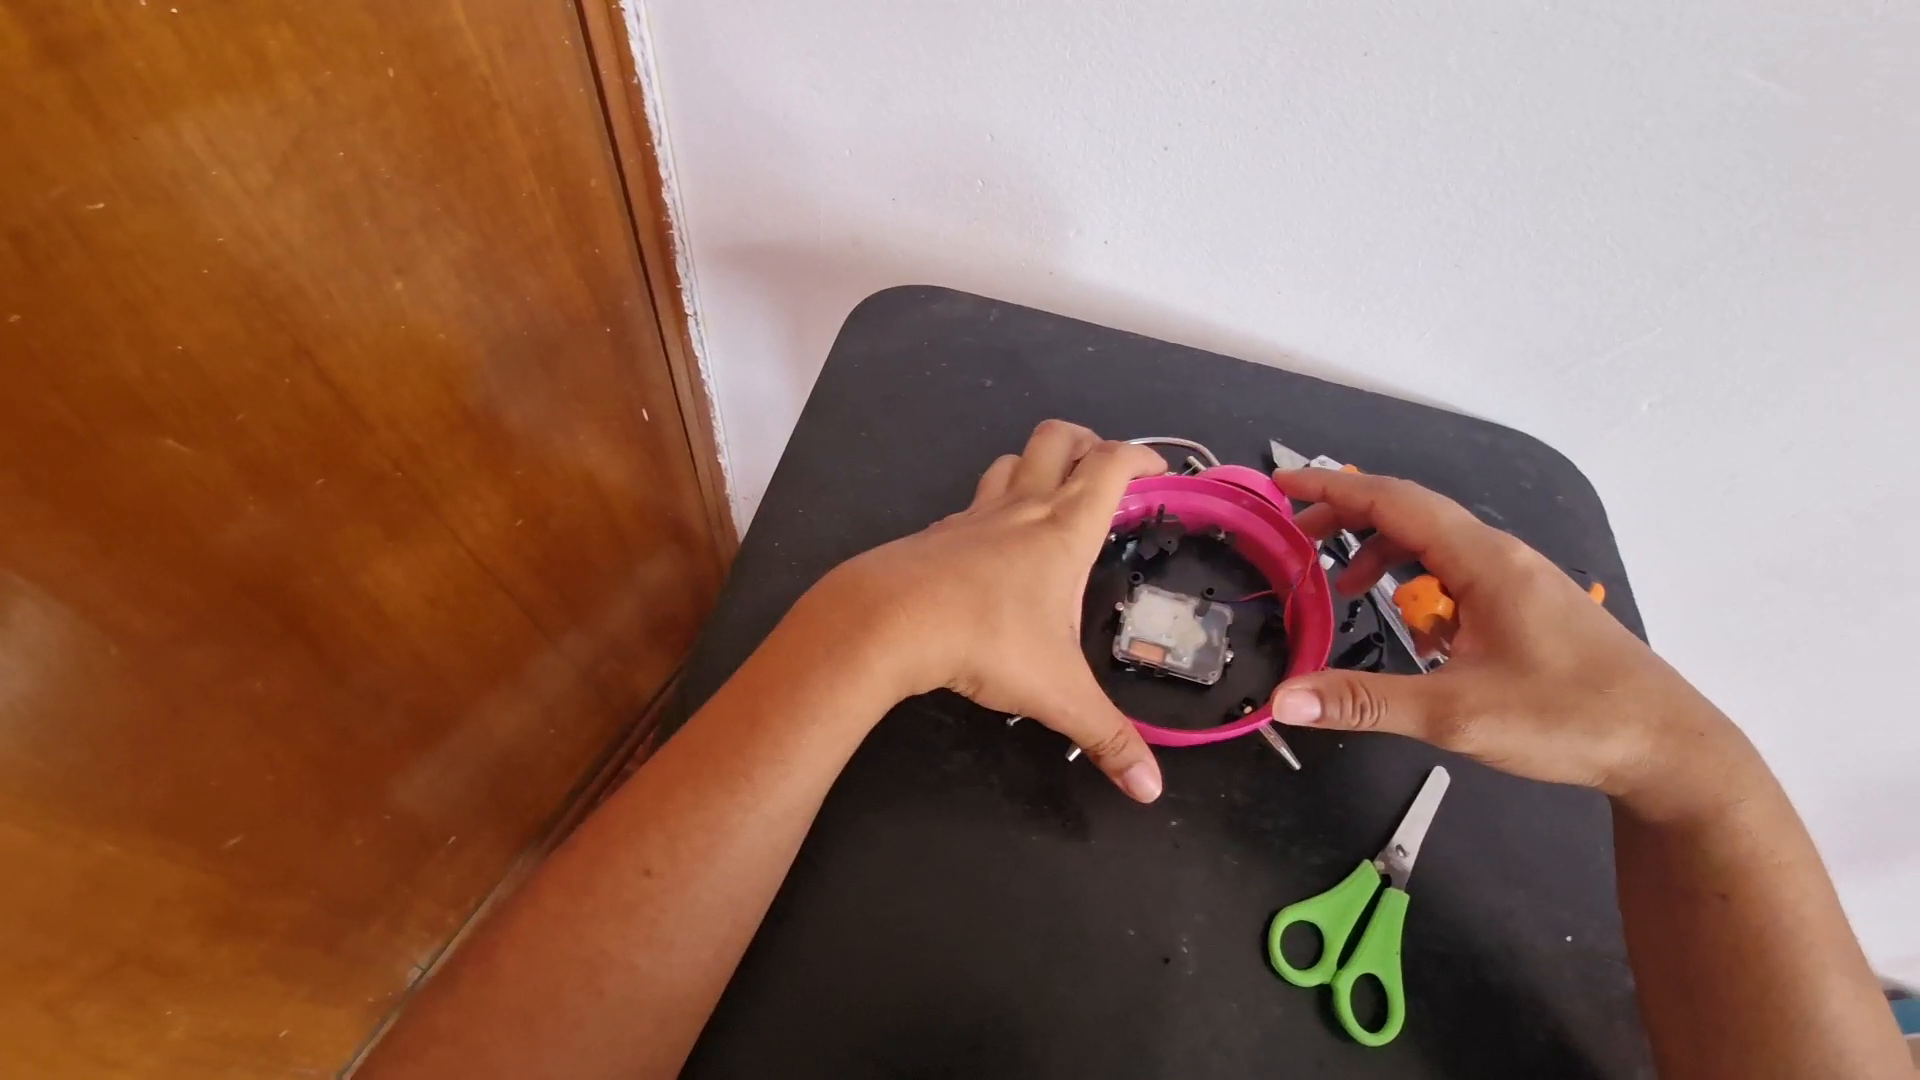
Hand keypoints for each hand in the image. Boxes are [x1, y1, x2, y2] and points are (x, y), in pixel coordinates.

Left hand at [813, 421, 1169, 801]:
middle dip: (1086, 441)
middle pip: (1056, 438)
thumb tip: (1151, 790)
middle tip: (1102, 471)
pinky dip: (992, 508)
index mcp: (1063, 530)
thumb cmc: (985, 641)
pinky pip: (972, 504)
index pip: (1112, 466)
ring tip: (1051, 497)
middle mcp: (1021, 508)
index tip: (1161, 472)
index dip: (1143, 457)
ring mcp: (974, 515)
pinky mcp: (938, 533)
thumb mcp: (1057, 694)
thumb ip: (1107, 738)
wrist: (887, 620)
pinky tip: (991, 547)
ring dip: (1036, 466)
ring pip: (1010, 462)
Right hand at [1267, 469, 1754, 817]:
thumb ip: (1362, 701)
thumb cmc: (1567, 720)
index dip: (1333, 488)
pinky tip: (1409, 627)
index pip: (1395, 501)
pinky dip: (1413, 579)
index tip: (1283, 484)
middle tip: (1297, 538)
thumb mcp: (1453, 714)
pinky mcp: (1527, 604)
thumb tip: (1282, 700)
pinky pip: (1455, 570)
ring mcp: (1518, 578)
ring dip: (1379, 551)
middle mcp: (1501, 556)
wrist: (1673, 753)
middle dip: (1347, 517)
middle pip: (1410, 513)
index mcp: (1484, 562)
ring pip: (1433, 542)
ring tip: (1342, 587)